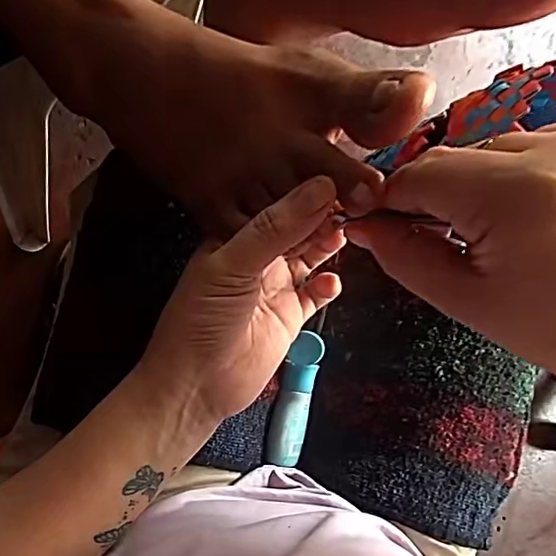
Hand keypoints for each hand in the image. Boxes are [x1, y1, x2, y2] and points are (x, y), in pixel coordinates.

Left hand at [136, 176, 345, 427]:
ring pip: (311, 255)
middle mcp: (254, 260)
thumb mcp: (231, 266)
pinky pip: (316, 294)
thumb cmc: (196, 324)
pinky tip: (333, 281)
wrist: (194, 385)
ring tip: (352, 228)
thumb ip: (274, 228)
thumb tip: (320, 186)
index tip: (342, 170)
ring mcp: (272, 288)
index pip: (276, 202)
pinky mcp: (288, 317)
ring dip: (330, 242)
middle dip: (326, 210)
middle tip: (360, 195)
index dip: (306, 187)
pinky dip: (329, 285)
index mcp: (233, 238)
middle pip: (298, 225)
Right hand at [345, 116, 555, 414]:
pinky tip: (554, 209)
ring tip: (517, 228)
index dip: (395, 197)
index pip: (424, 172)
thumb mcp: (464, 300)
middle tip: (459, 238)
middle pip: (467, 154)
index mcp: (528, 196)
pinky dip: (542, 170)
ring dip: (496, 180)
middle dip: (450, 193)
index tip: (383, 218)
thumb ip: (402, 253)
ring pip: (511, 144)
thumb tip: (363, 221)